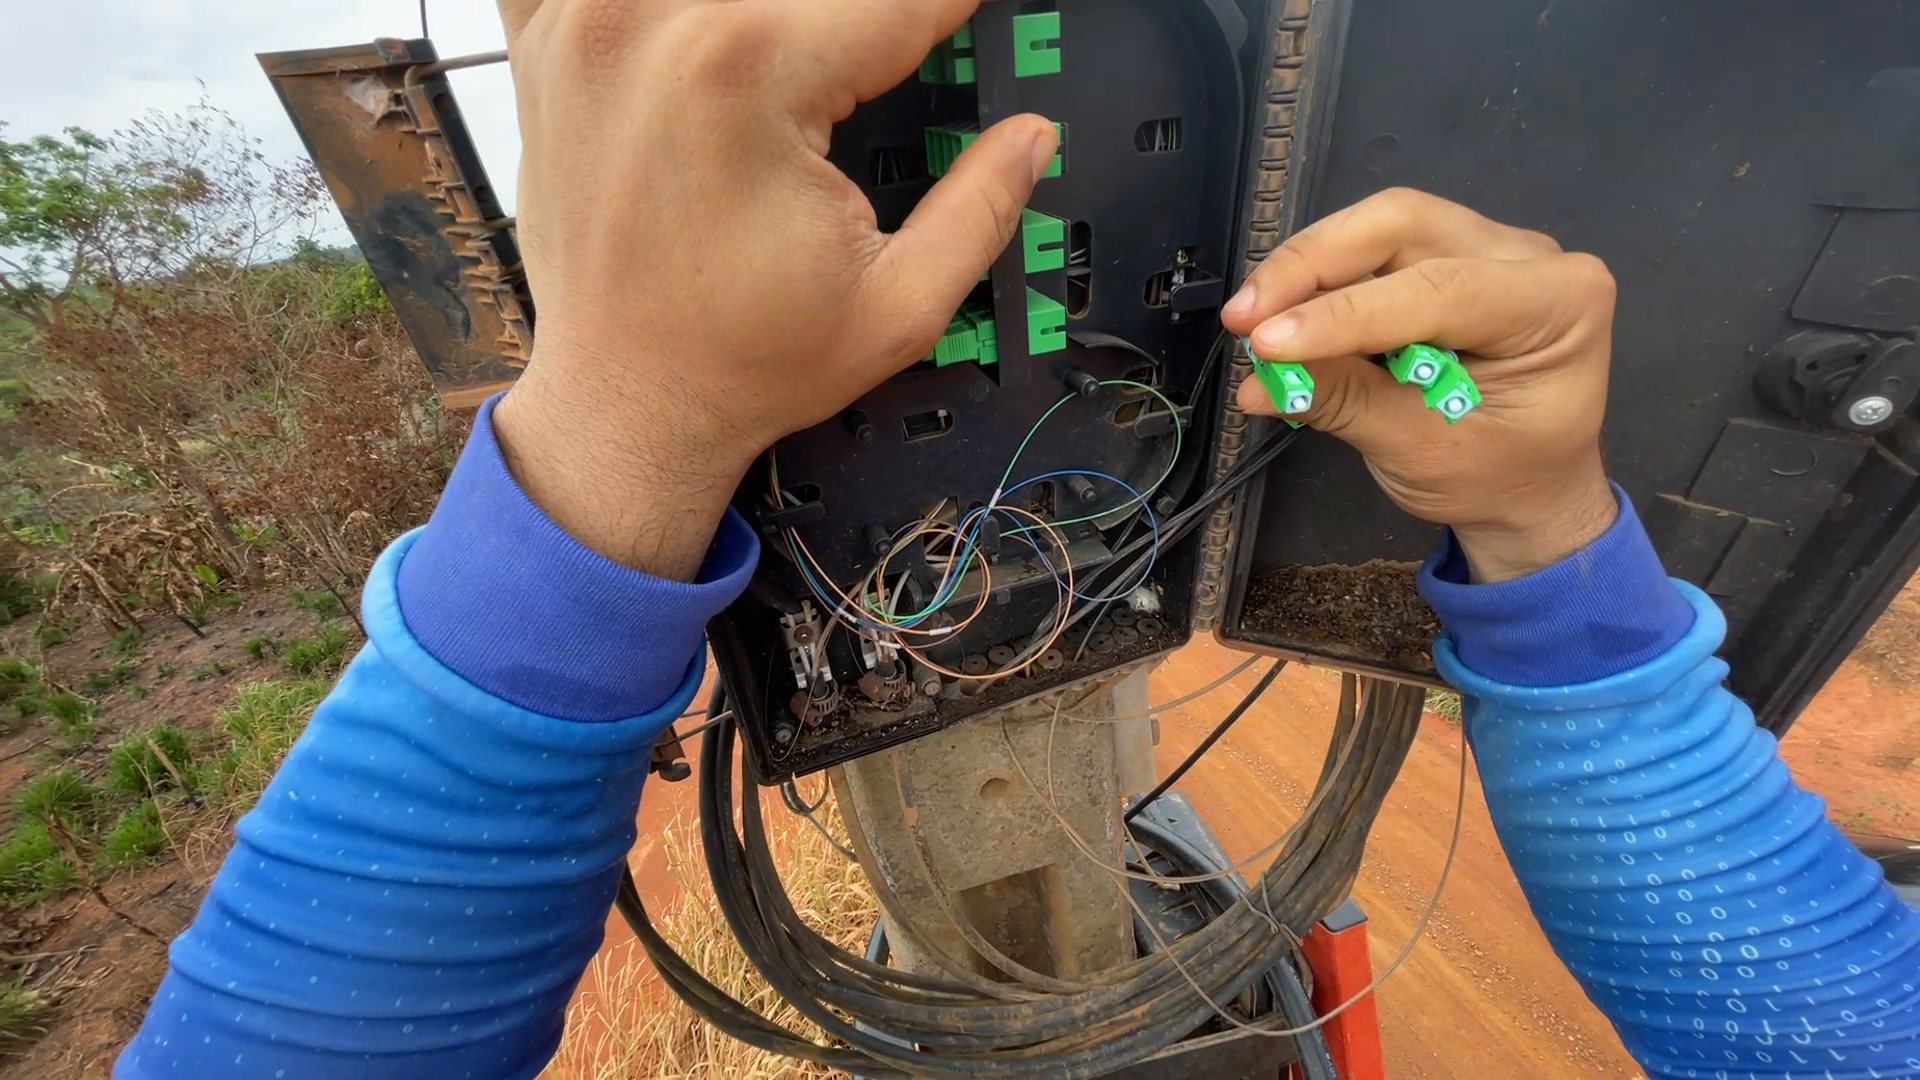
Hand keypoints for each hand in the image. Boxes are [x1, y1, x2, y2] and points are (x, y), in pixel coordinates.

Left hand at [489, 0, 1058, 579]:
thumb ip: (980, 209)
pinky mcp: (544, 43)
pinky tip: (698, 39)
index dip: (952, 5)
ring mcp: (582, 17)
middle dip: (875, 16)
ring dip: (785, 12)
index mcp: (754, 72)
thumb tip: (1033, 136)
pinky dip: (657, 2)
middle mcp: (654, 16)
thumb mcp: (898, 310)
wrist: (635, 405)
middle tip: (894, 53)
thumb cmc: (751, 368)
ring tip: (821, 61)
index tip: (970, 17)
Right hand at [1222, 188, 1619, 582]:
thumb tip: (1259, 384)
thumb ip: (1346, 405)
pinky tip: (1272, 321)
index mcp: (1555, 303)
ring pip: (1374, 231)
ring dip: (1300, 272)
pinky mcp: (1436, 266)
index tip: (1263, 346)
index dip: (1341, 315)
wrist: (1525, 490)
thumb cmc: (1494, 477)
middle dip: (1309, 266)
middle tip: (1242, 317)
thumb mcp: (1421, 452)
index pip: (1437, 288)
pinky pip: (1364, 258)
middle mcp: (1522, 257)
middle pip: (1399, 225)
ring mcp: (1478, 252)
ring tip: (1246, 321)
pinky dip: (1310, 288)